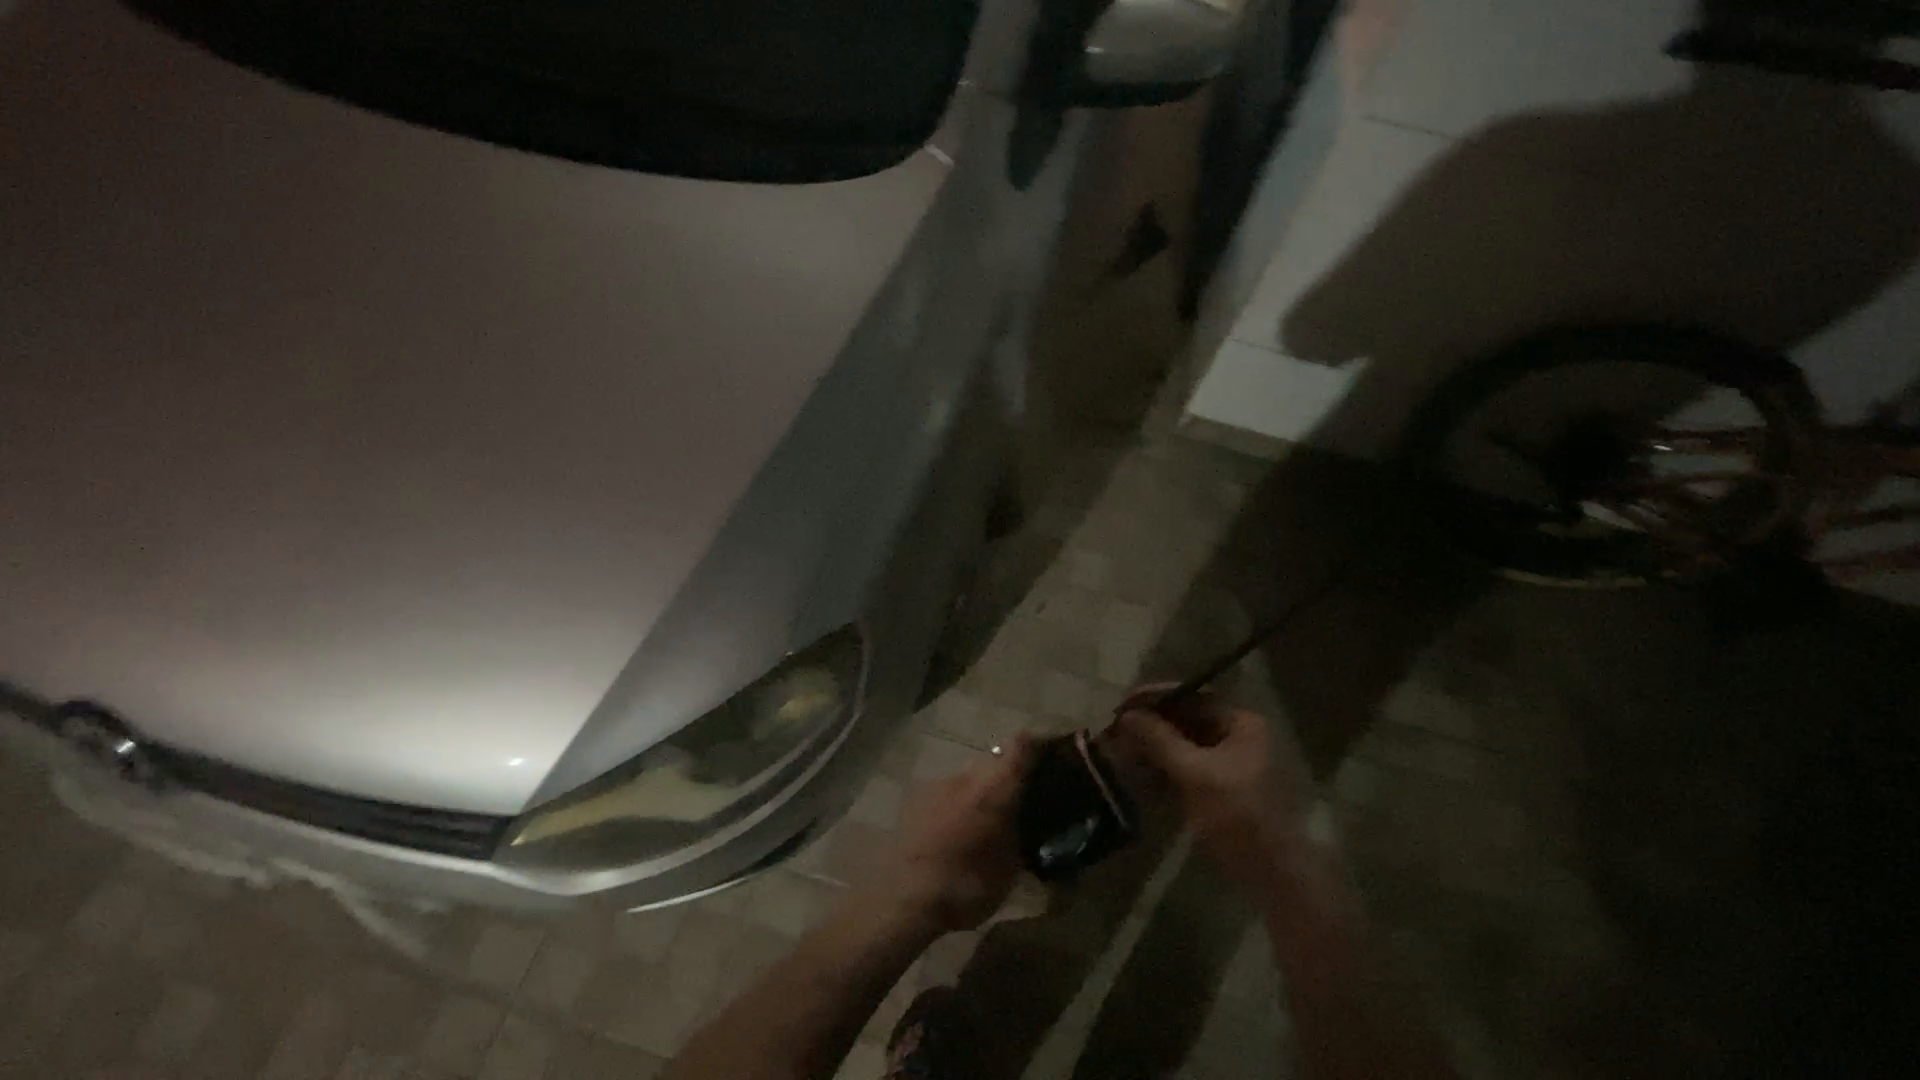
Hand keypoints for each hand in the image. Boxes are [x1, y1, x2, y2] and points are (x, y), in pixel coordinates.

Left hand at [869, 735, 1033, 934]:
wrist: (906, 899)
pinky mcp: (916, 798)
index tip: (1052, 756)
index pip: (1023, 745)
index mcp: (995, 787)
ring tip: (987, 822)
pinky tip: (958, 831)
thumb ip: (1023, 835)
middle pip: (995, 762)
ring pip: (970, 778)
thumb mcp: (1010, 867)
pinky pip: (948, 792)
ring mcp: (937, 784)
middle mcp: (966, 775)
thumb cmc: (968, 885)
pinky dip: (959, 804)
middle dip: (1008, 778)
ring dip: (981, 792)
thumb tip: (1032, 823)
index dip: (1039, 746)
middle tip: (1021, 802)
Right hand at [1114, 686, 1310, 892]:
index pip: (1192, 696)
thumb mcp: (1194, 774)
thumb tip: (1128, 715)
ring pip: (1185, 742)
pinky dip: (1165, 764)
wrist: (1270, 874)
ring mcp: (1232, 762)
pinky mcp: (1223, 786)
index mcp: (1242, 724)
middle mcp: (1240, 735)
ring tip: (1122, 747)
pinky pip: (1189, 764)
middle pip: (1188, 717)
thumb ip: (1160, 740)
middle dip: (1152, 722)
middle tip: (1116, 728)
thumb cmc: (1236, 817)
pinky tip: (1141, 768)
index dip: (1155, 698)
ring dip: (1155, 743)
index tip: (1122, 705)